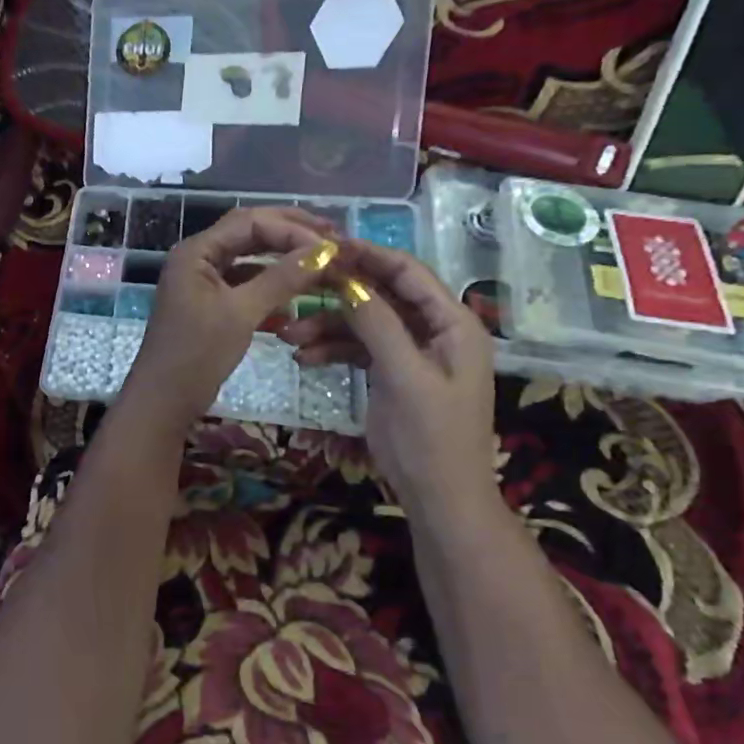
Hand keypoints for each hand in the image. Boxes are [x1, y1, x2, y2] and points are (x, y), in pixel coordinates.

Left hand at [120, 206, 335, 434]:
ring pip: (249, 259)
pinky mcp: (210, 304)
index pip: (250, 222)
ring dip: (283, 261)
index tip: (331, 246)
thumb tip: (324, 252)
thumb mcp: (241, 313)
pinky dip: (270, 287)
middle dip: (290, 234)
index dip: (292, 229)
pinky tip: (297, 298)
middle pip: (249, 233)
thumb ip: (281, 279)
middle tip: (333, 238)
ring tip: (322, 263)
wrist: (164, 400)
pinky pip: (244, 285)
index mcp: (196, 252)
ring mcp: (202, 282)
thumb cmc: (197, 354)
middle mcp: (197, 259)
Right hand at [278, 240, 497, 509]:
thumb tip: (348, 280)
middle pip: (382, 296)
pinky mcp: (392, 373)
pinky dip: (333, 350)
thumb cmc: (431, 437)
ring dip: (328, 327)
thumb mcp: (405, 377)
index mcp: (454, 324)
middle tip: (297, 288)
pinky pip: (358, 349)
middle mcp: (434, 331)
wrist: (437, 495)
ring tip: (289, 336)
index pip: (409, 273)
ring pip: (364, 323)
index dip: (369, 256)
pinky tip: (304, 358)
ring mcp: (411, 352)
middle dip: (339, 295)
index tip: (325, 248)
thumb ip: (378, 326)